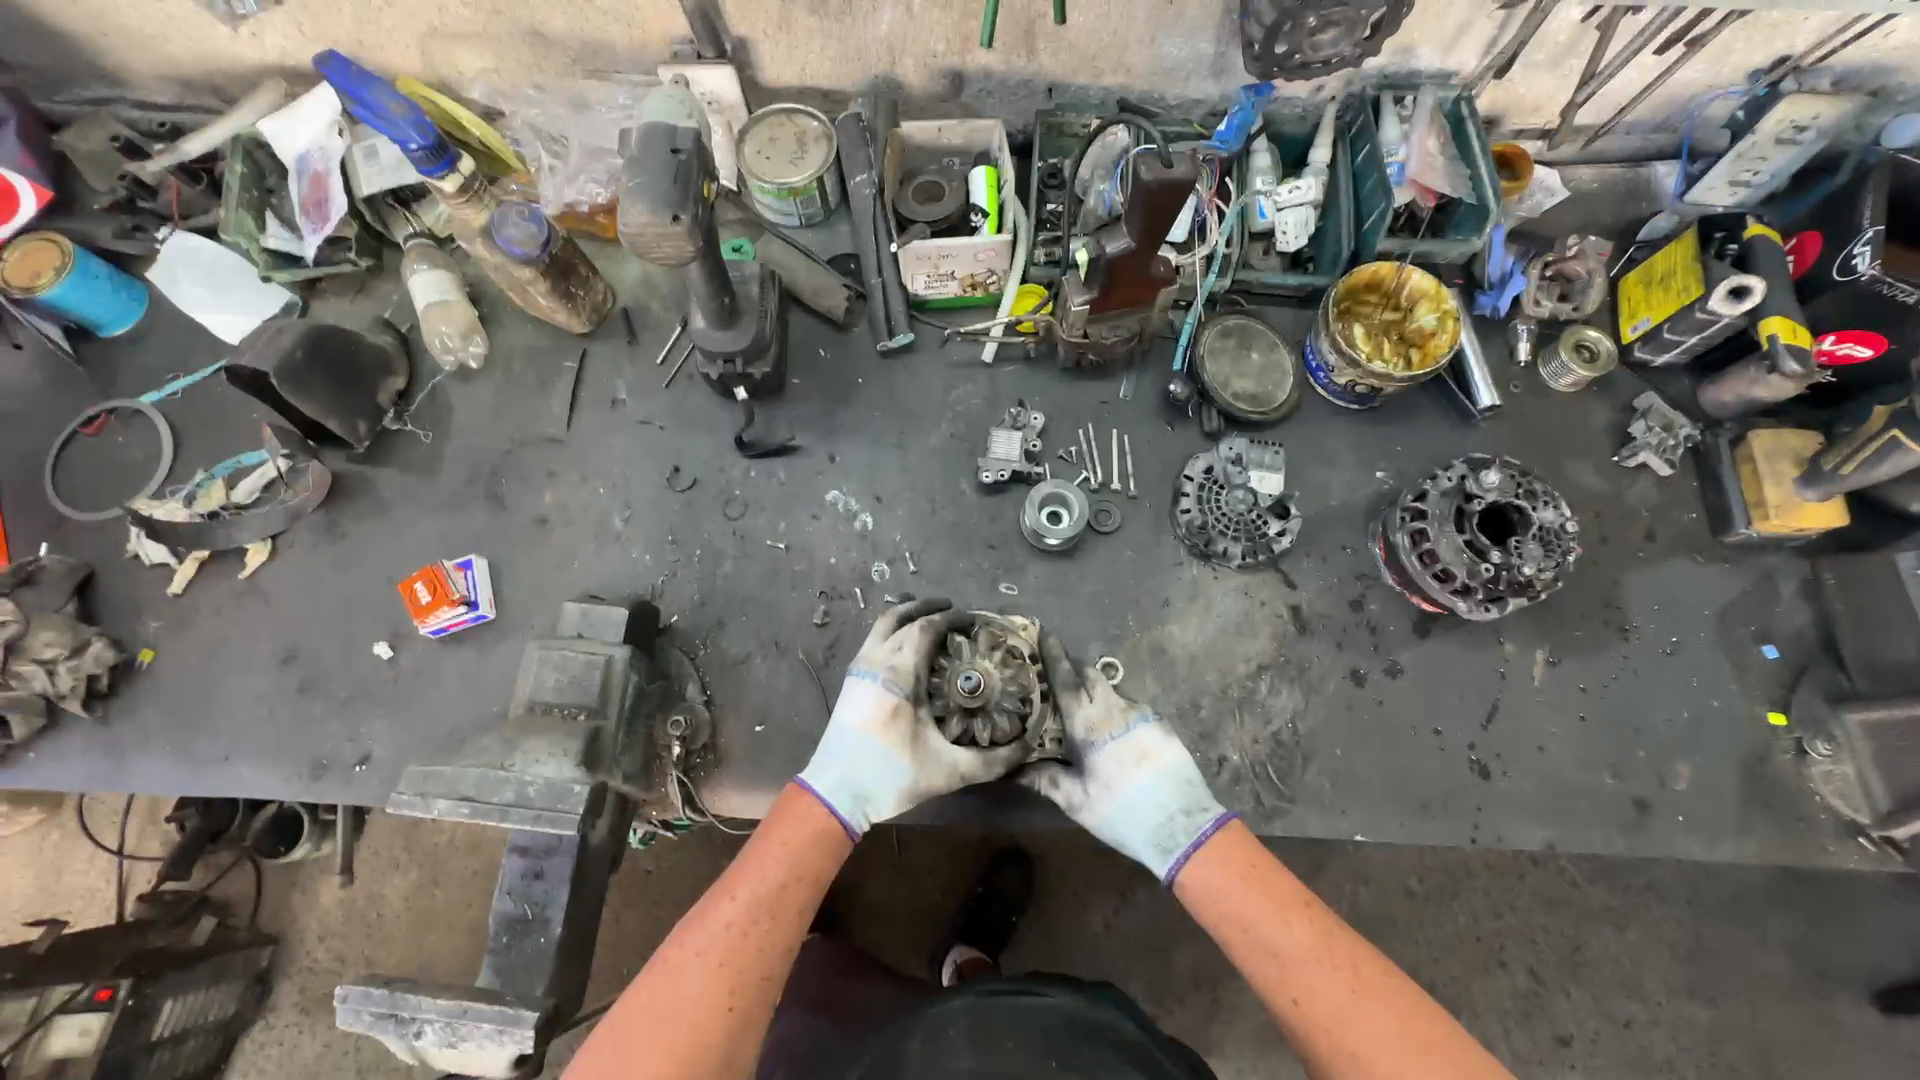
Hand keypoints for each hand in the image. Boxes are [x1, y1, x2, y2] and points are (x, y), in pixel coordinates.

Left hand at [797, 599, 1029, 838]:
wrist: (835, 794)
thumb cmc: (890, 777)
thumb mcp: (948, 771)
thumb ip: (991, 761)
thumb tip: (1026, 747)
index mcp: (899, 674)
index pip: (926, 627)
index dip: (951, 618)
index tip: (973, 620)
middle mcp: (876, 660)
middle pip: (902, 617)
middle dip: (929, 608)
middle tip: (955, 612)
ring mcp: (859, 668)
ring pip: (882, 624)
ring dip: (907, 614)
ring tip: (930, 619)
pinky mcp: (850, 680)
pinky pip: (873, 639)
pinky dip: (892, 631)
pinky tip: (907, 648)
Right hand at [1019, 635, 1233, 884]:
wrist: (1182, 825)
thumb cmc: (1121, 812)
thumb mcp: (1076, 801)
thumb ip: (1045, 780)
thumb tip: (1011, 770)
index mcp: (1090, 723)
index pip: (1067, 679)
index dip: (1054, 655)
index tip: (1045, 633)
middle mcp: (1116, 709)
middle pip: (1092, 675)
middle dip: (1074, 667)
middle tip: (1058, 671)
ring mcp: (1144, 715)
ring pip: (1113, 690)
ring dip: (1097, 691)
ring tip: (1085, 707)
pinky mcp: (1162, 726)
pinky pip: (1133, 707)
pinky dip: (1117, 709)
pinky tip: (1115, 731)